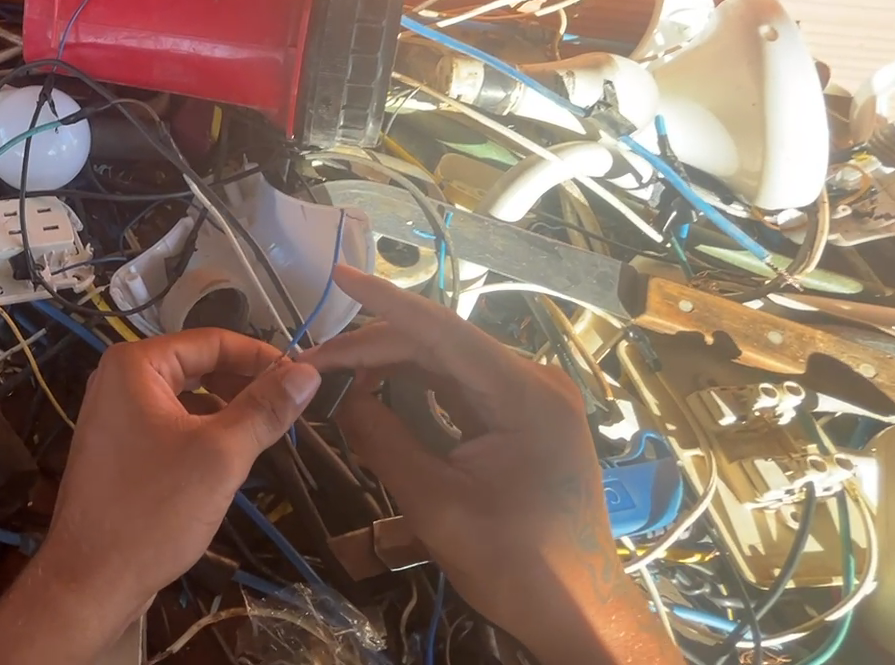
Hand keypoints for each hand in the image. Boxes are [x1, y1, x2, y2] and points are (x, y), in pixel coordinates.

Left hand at [0, 328, 320, 664]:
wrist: (91, 578)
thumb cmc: (153, 509)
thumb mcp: (220, 455)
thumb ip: (264, 409)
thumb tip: (307, 373)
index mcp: (136, 363)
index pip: (211, 341)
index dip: (261, 356)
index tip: (304, 378)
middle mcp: (119, 376)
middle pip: (196, 364)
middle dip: (244, 383)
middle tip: (290, 409)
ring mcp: (115, 411)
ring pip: (185, 395)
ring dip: (226, 408)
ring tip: (267, 432)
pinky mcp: (119, 443)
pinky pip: (169, 421)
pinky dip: (202, 430)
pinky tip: (230, 455)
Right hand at [301, 266, 676, 664]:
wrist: (582, 620)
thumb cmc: (516, 564)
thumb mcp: (433, 501)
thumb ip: (380, 436)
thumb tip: (335, 393)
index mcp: (524, 395)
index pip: (440, 330)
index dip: (384, 299)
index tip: (337, 273)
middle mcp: (530, 382)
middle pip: (434, 344)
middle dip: (370, 348)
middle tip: (312, 362)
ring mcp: (526, 398)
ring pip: (439, 361)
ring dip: (385, 365)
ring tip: (332, 375)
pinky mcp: (516, 416)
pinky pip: (451, 385)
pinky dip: (408, 386)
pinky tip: (373, 391)